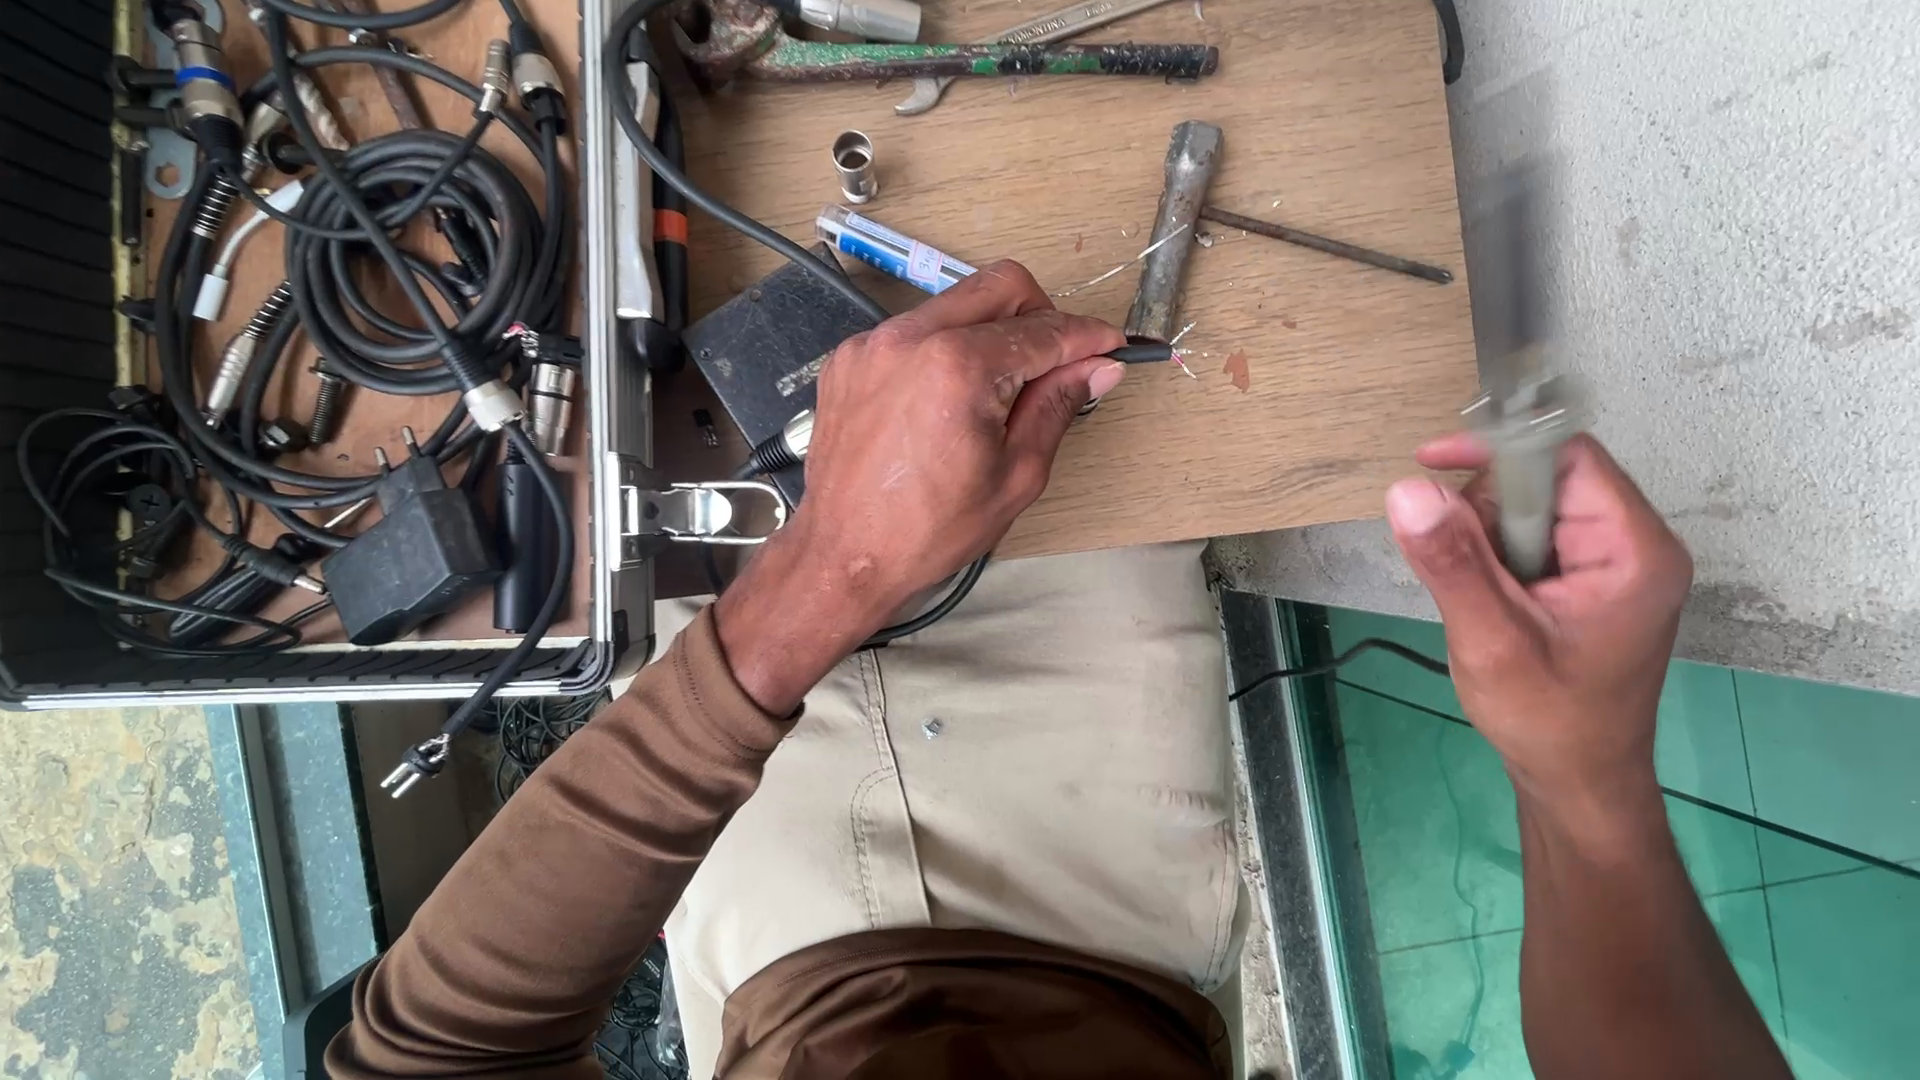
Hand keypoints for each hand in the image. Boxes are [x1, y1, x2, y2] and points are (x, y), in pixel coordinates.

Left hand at [715, 261, 1125, 712]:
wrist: (845, 555)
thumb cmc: (929, 531)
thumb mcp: (1015, 477)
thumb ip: (1058, 407)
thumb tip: (1098, 367)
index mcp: (958, 367)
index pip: (1043, 330)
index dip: (1087, 337)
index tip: (1109, 346)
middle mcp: (910, 338)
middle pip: (1000, 285)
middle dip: (1042, 314)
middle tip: (1057, 361)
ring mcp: (872, 344)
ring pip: (955, 302)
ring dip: (991, 331)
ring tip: (999, 388)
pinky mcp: (849, 358)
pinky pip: (913, 329)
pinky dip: (943, 348)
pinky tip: (947, 397)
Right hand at [1384, 433, 1692, 816]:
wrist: (1574, 779)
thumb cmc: (1548, 718)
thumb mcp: (1491, 640)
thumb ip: (1452, 563)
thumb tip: (1406, 490)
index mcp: (1632, 550)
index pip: (1568, 458)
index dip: (1499, 451)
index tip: (1427, 464)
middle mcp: (1627, 545)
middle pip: (1541, 480)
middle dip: (1481, 509)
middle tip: (1452, 563)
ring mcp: (1604, 564)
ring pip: (1523, 510)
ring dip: (1478, 537)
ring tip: (1471, 594)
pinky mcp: (1578, 581)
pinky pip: (1521, 540)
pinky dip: (1485, 557)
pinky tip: (1479, 598)